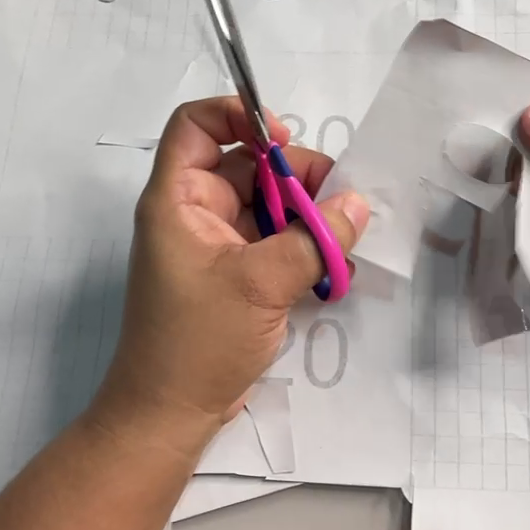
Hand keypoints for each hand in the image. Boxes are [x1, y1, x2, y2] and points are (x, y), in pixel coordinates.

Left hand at [91, 97, 367, 453]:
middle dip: (294, 174)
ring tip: (343, 233)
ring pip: (267, 202)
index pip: (196, 125)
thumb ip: (314, 241)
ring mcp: (217, 243)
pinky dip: (302, 241)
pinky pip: (274, 237)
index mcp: (178, 198)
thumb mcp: (259, 285)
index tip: (285, 142)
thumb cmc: (198, 340)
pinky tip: (333, 259)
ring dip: (305, 211)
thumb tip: (359, 204)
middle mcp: (195, 211)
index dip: (238, 116)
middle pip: (247, 163)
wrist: (170, 413)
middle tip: (338, 199)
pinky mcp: (237, 272)